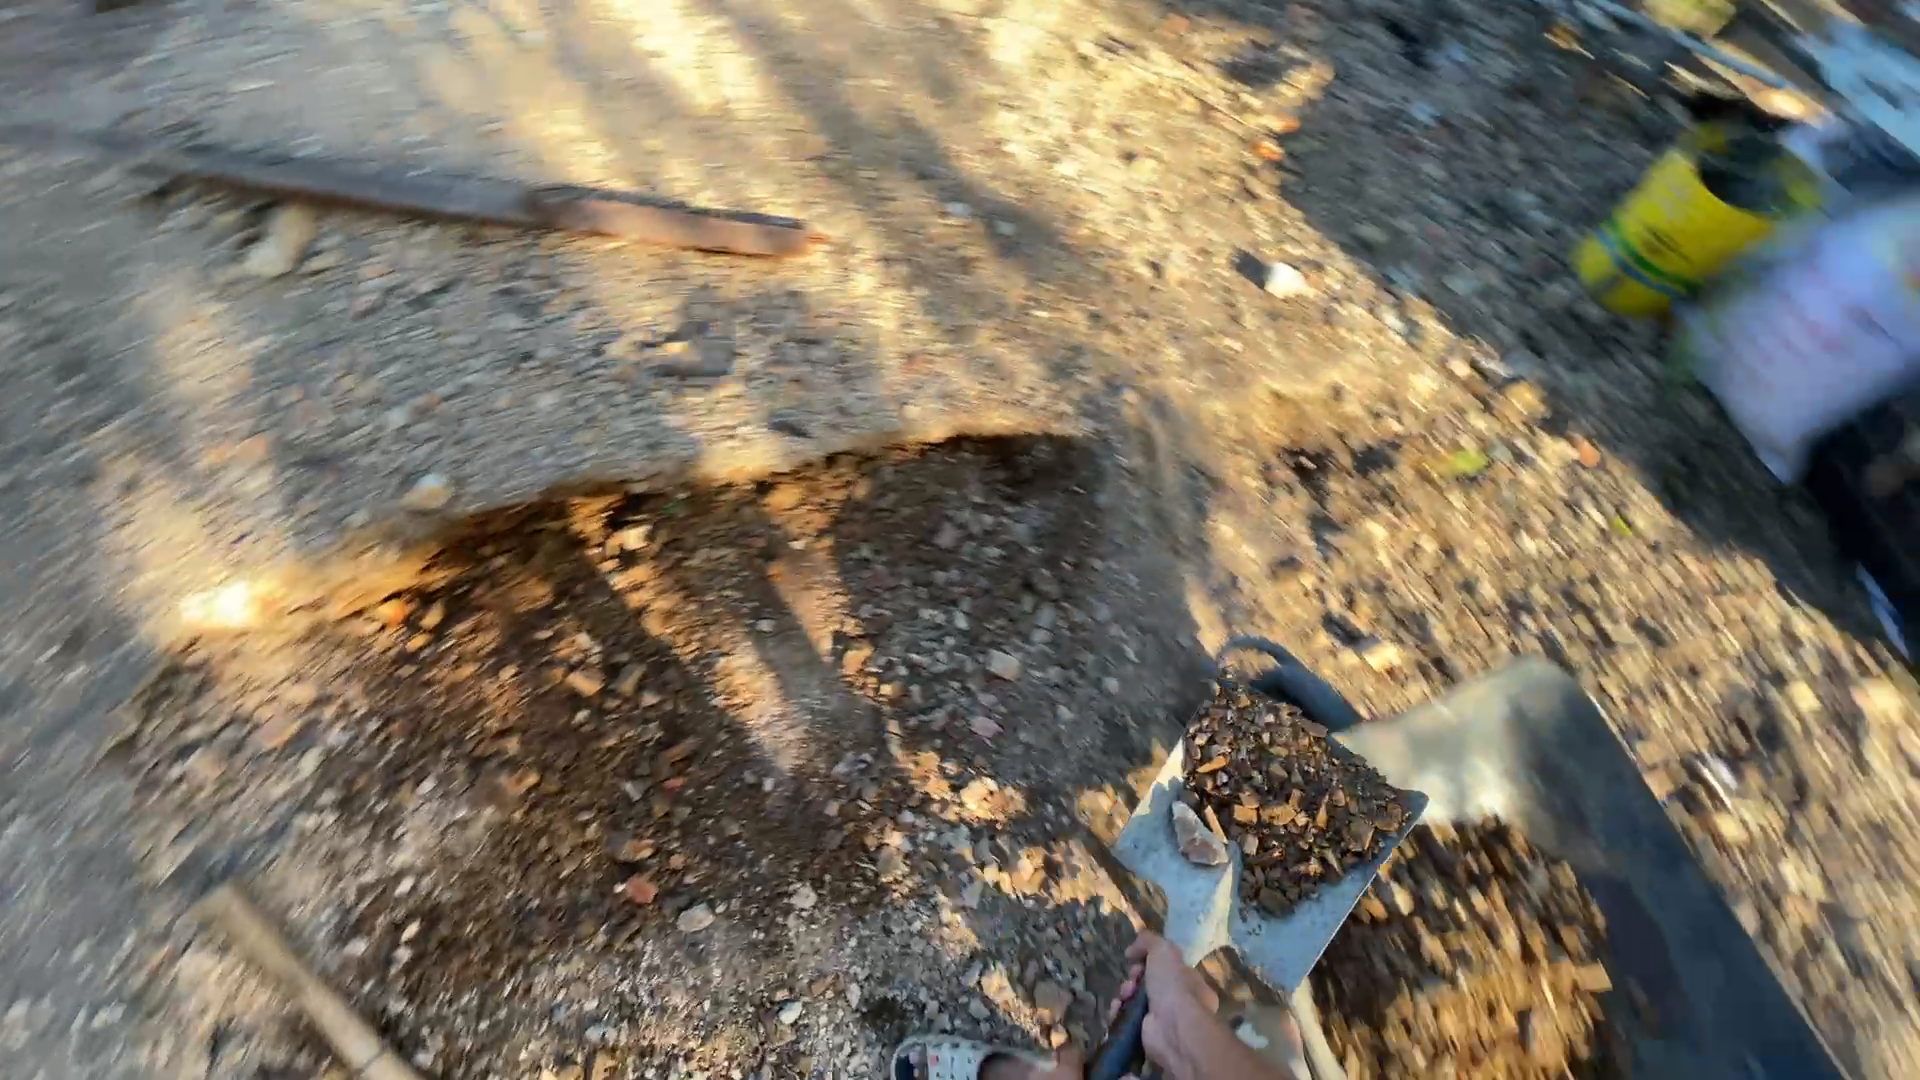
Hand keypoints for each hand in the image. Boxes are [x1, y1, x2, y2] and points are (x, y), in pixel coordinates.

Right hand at [1110, 932, 1219, 1076]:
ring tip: (1126, 994)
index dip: (1150, 960)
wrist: (1173, 1030)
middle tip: (1132, 978)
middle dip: (1135, 977)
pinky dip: (1120, 1011)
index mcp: (1192, 985)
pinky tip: (1118, 1007)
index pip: (1169, 968)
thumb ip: (1149, 940)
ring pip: (1136, 1000)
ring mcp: (1164, 1022)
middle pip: (1149, 983)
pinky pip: (1128, 1018)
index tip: (1137, 958)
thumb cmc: (1175, 987)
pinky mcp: (1147, 1035)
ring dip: (1125, 993)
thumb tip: (1132, 950)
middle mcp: (1181, 1005)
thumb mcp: (1164, 950)